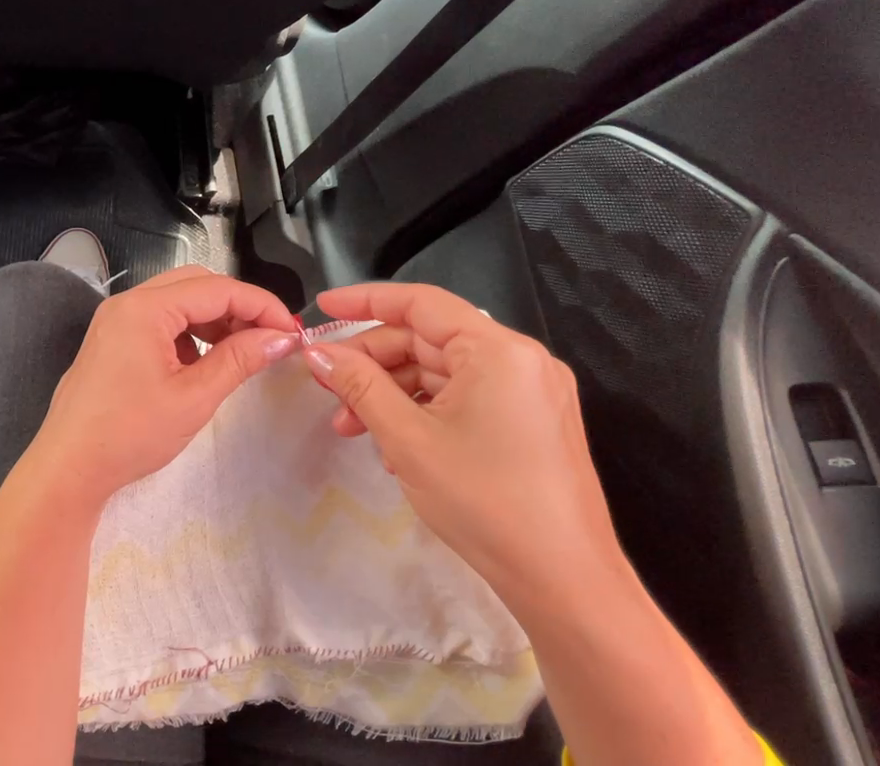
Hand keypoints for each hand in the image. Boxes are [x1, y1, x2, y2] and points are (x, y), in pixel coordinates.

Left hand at [28, 266, 299, 503]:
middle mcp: (126, 303)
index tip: (293, 332)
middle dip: (237, 307)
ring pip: (177, 301)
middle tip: (270, 340)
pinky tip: (205, 362)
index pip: (217, 288)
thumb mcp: (193, 397)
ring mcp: (115, 320)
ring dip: (214, 319)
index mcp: (144, 308)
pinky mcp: (112, 340)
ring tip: (243, 352)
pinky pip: (159, 321)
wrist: (70, 465)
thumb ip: (239, 360)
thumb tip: (281, 338)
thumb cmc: (130, 433)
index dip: (261, 305)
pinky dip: (189, 333)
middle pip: (195, 285)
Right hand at [304, 282, 629, 606]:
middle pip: (427, 339)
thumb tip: (316, 352)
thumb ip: (359, 385)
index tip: (321, 307)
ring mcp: (529, 392)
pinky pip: (462, 397)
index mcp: (498, 351)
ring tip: (351, 428)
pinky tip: (391, 444)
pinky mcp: (529, 422)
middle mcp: (520, 360)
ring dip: (390, 392)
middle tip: (326, 388)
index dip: (365, 300)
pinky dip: (420, 410)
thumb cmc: (483, 500)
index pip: (420, 303)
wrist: (563, 580)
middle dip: (371, 362)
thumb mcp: (407, 438)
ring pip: (440, 372)